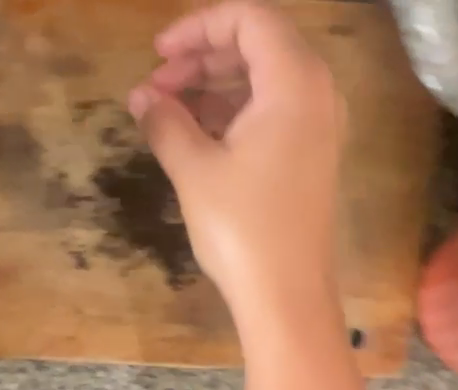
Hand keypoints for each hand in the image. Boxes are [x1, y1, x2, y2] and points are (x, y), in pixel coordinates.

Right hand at [128, 2, 345, 320]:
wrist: (285, 294)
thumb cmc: (241, 228)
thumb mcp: (195, 171)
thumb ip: (166, 123)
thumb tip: (140, 98)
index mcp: (294, 81)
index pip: (248, 19)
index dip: (197, 27)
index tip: (155, 54)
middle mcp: (316, 91)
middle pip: (258, 46)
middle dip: (201, 58)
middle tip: (155, 87)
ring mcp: (317, 125)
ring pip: (262, 81)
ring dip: (213, 88)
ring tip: (166, 114)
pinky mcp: (309, 156)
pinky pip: (270, 112)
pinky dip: (232, 113)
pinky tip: (196, 136)